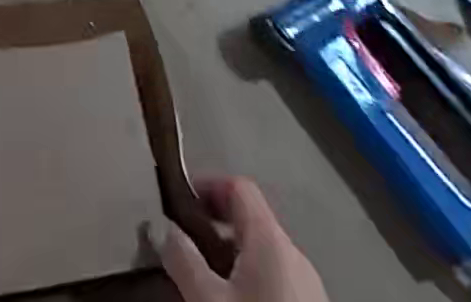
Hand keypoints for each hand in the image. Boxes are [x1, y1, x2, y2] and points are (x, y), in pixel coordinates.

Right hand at [151, 177, 328, 301]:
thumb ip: (183, 260)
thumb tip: (163, 228)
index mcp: (269, 238)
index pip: (239, 187)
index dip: (208, 187)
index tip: (179, 204)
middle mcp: (293, 252)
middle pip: (250, 220)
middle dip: (215, 227)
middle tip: (183, 247)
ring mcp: (307, 283)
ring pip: (262, 253)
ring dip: (231, 257)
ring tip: (202, 282)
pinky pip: (275, 278)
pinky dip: (249, 280)